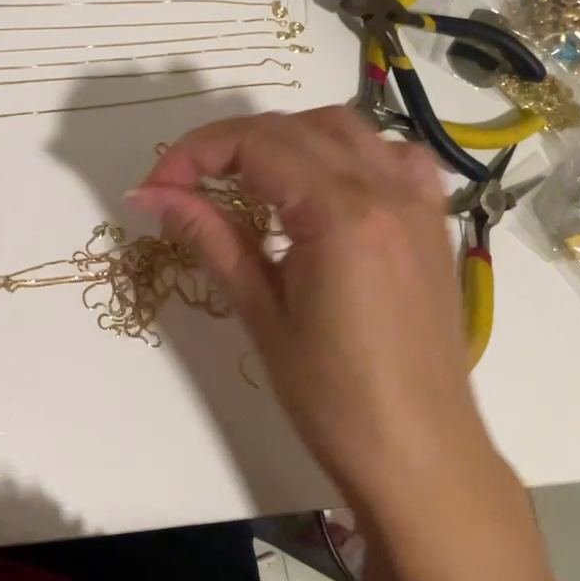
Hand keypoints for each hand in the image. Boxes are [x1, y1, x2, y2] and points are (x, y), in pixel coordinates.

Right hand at [128, 108, 499, 511]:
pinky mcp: (431, 223)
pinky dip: (346, 151)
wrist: (420, 454)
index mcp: (341, 216)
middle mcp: (386, 192)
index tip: (155, 188)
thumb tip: (148, 194)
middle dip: (224, 144)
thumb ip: (207, 235)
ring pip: (341, 127)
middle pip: (290, 127)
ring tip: (242, 179)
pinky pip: (391, 155)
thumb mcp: (258, 311)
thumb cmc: (331, 395)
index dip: (193, 154)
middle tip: (181, 186)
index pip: (254, 144)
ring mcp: (417, 203)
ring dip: (281, 138)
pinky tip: (320, 185)